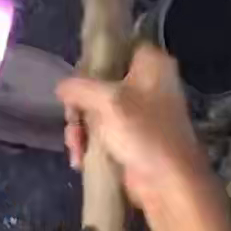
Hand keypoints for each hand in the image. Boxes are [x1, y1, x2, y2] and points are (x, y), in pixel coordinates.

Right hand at [56, 44, 213, 213]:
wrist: (169, 183)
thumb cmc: (143, 133)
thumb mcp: (107, 102)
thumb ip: (79, 87)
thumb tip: (62, 87)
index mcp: (151, 64)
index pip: (116, 47)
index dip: (92, 61)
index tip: (74, 78)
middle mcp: (147, 84)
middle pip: (100, 82)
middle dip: (80, 105)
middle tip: (73, 120)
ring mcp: (139, 114)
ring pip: (97, 110)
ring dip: (80, 129)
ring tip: (76, 147)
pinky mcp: (132, 139)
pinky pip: (102, 133)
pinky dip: (89, 143)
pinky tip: (81, 159)